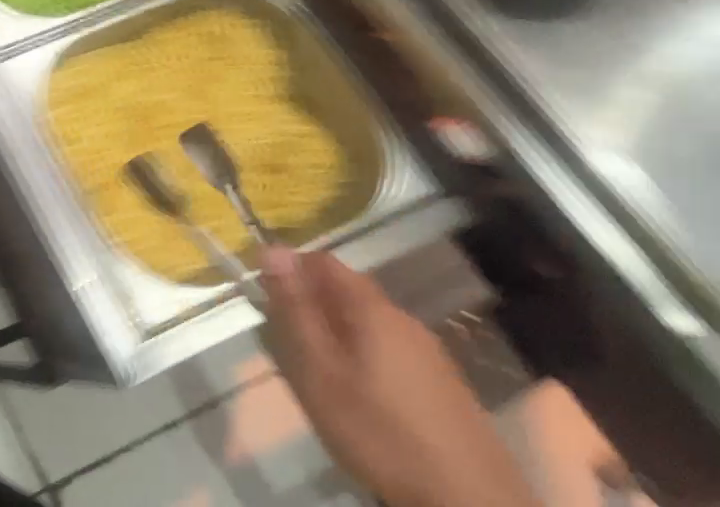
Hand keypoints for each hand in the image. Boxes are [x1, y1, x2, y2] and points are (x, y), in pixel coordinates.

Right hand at [260, 246, 538, 506]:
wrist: (468, 499)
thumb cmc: (378, 429)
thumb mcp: (319, 369)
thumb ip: (295, 308)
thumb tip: (271, 248)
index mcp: (373, 310)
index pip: (323, 262)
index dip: (288, 268)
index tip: (262, 295)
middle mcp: (404, 321)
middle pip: (346, 292)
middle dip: (308, 304)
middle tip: (282, 340)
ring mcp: (429, 353)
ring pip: (366, 323)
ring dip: (332, 332)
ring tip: (312, 369)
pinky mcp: (441, 384)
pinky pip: (387, 349)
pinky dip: (358, 355)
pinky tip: (353, 392)